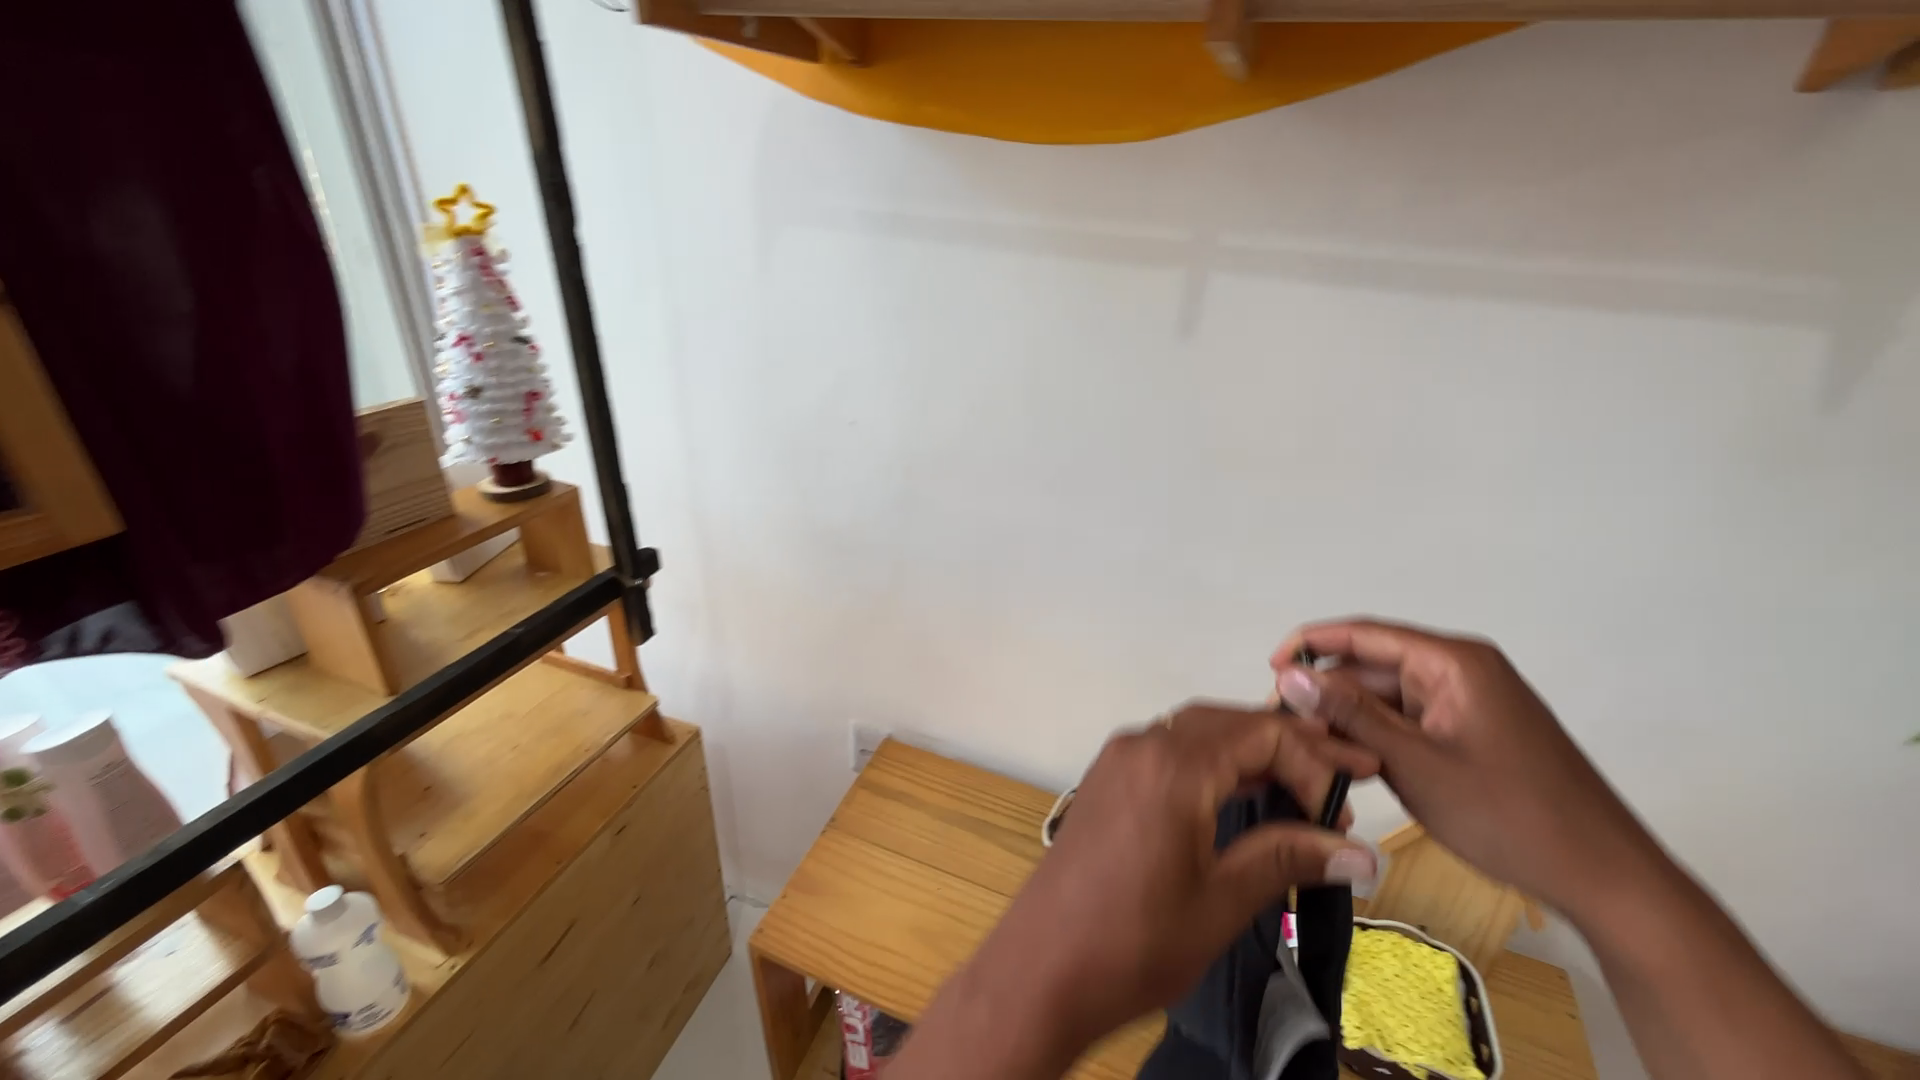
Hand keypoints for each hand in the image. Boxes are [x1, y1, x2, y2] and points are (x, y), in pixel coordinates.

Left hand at [983, 703, 1379, 1047]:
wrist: (1042, 968)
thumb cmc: (1135, 939)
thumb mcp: (1221, 900)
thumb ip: (1287, 858)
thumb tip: (1362, 855)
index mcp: (1172, 764)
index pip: (1262, 733)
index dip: (1315, 763)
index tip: (1345, 814)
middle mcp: (1141, 746)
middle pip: (1229, 724)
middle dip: (1291, 746)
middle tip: (1347, 778)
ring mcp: (1117, 762)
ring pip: (1198, 735)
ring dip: (1251, 754)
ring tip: (1306, 787)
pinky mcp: (1106, 783)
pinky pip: (1170, 754)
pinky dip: (1213, 766)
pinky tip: (1245, 795)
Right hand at [1272, 620, 1663, 919]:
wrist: (1604, 876)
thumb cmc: (1510, 816)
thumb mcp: (1415, 764)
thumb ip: (1349, 715)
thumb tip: (1289, 675)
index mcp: (1452, 662)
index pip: (1364, 633)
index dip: (1311, 645)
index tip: (1267, 670)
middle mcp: (1459, 670)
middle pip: (1373, 666)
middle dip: (1326, 692)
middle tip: (1281, 727)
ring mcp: (1466, 703)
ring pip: (1387, 698)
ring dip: (1349, 721)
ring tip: (1306, 750)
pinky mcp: (1469, 733)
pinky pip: (1408, 722)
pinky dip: (1376, 739)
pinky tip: (1347, 764)